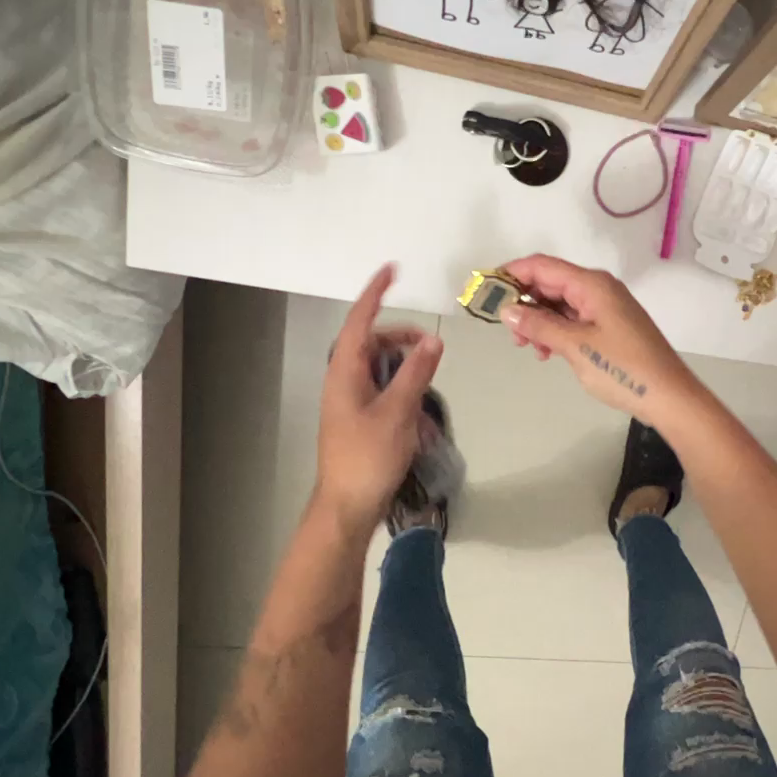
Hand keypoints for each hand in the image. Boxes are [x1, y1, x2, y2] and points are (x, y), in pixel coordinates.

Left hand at [314, 264, 443, 530]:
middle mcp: (344, 380)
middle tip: (430, 346)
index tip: (392, 271)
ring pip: (378, 367)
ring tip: (429, 382)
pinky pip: (382, 389)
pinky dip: (402, 389)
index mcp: (345, 372)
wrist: (347, 505)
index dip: (375, 294)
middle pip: (371, 343)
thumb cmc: (367, 457)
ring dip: (405, 367)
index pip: (359, 322)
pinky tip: (419, 410)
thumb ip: (416, 373)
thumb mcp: (397, 413)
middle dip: (400, 337)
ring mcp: (350, 400)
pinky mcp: (359, 418)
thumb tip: (433, 340)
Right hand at [498, 255, 707, 428]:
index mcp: (592, 284)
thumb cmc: (622, 369)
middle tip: (509, 332)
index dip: (511, 274)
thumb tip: (507, 309)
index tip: (486, 290)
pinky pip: (574, 320)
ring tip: (528, 346)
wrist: (669, 396)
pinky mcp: (610, 327)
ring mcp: (606, 308)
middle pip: (550, 283)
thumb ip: (539, 325)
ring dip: (539, 321)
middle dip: (524, 302)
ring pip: (560, 304)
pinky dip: (556, 331)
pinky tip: (548, 352)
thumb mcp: (575, 347)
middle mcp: (599, 289)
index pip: (542, 266)